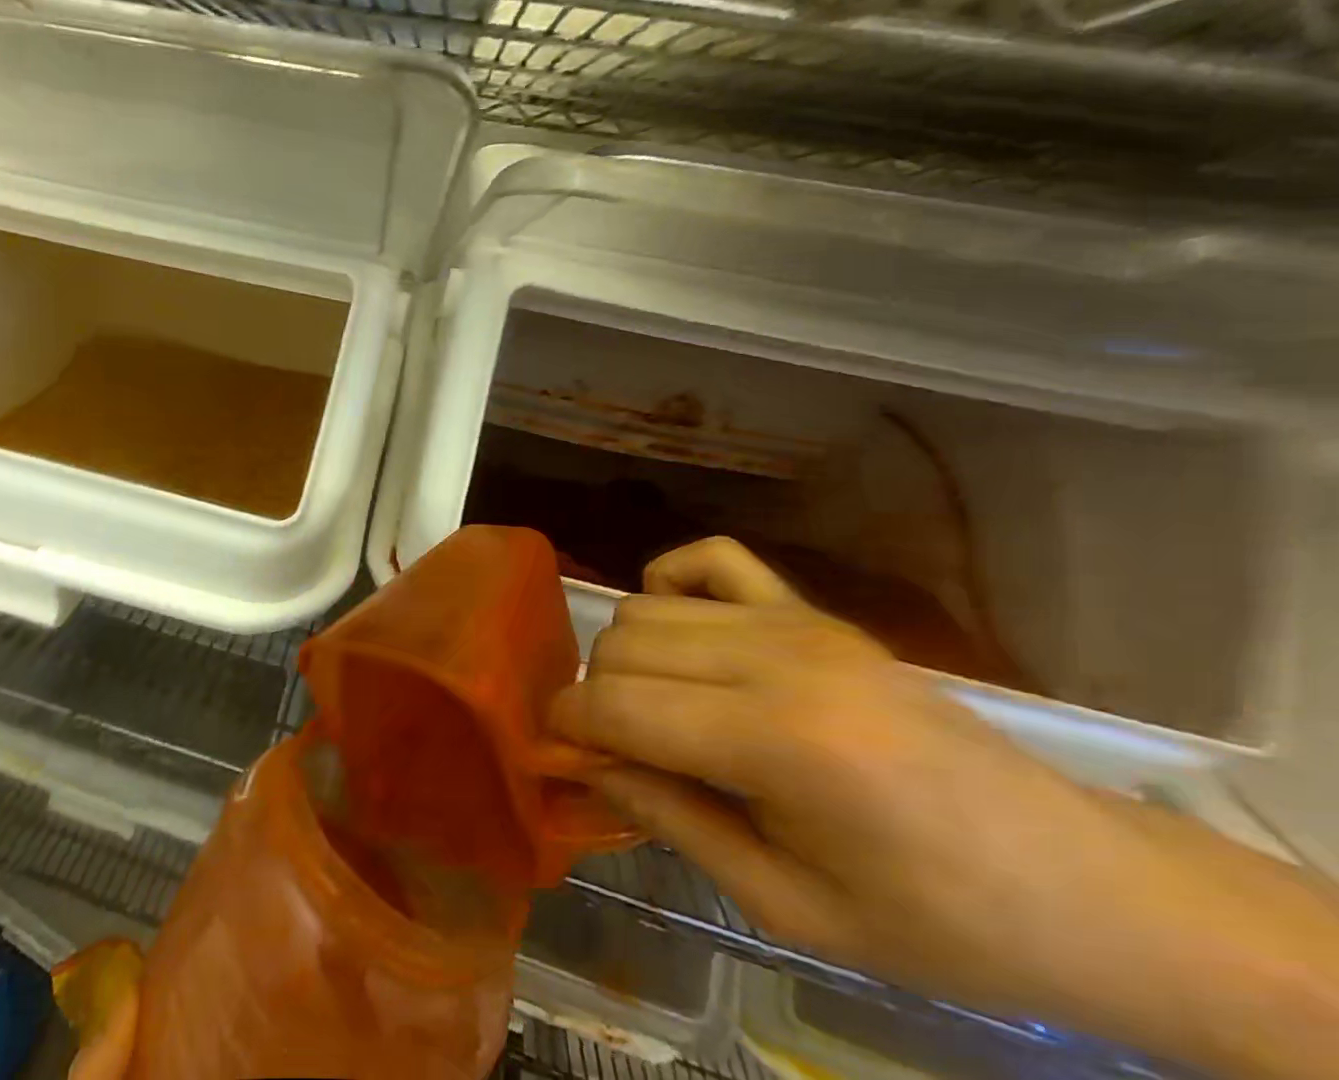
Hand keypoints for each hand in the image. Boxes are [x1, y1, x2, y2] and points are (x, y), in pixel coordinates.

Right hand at [550, 537, 1338, 1079]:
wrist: (1077, 883)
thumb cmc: (930, 920)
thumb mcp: (781, 902)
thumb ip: (667, 815)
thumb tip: (583, 760)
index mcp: (777, 741)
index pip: (614, 705)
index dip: (566, 729)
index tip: (559, 759)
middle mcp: (781, 657)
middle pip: (622, 647)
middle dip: (596, 701)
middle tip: (619, 757)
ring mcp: (801, 622)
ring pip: (648, 607)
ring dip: (628, 659)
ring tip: (657, 714)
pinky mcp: (817, 612)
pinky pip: (710, 558)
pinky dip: (671, 583)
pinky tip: (680, 631)